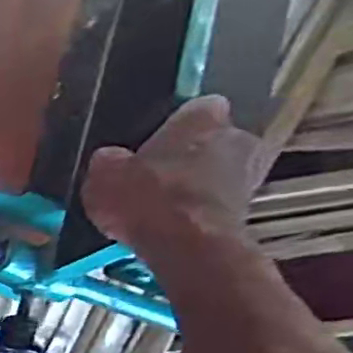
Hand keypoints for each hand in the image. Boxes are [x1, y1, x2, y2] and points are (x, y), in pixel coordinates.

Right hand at [81, 95, 273, 260]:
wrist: (186, 244)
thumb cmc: (148, 198)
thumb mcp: (103, 176)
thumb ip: (108, 161)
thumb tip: (109, 159)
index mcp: (202, 116)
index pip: (193, 108)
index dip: (171, 128)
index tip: (152, 146)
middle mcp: (236, 136)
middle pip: (210, 142)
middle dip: (187, 159)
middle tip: (154, 180)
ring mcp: (249, 174)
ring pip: (217, 175)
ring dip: (194, 189)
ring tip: (159, 211)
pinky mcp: (248, 211)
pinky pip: (216, 206)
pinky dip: (197, 215)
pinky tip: (170, 230)